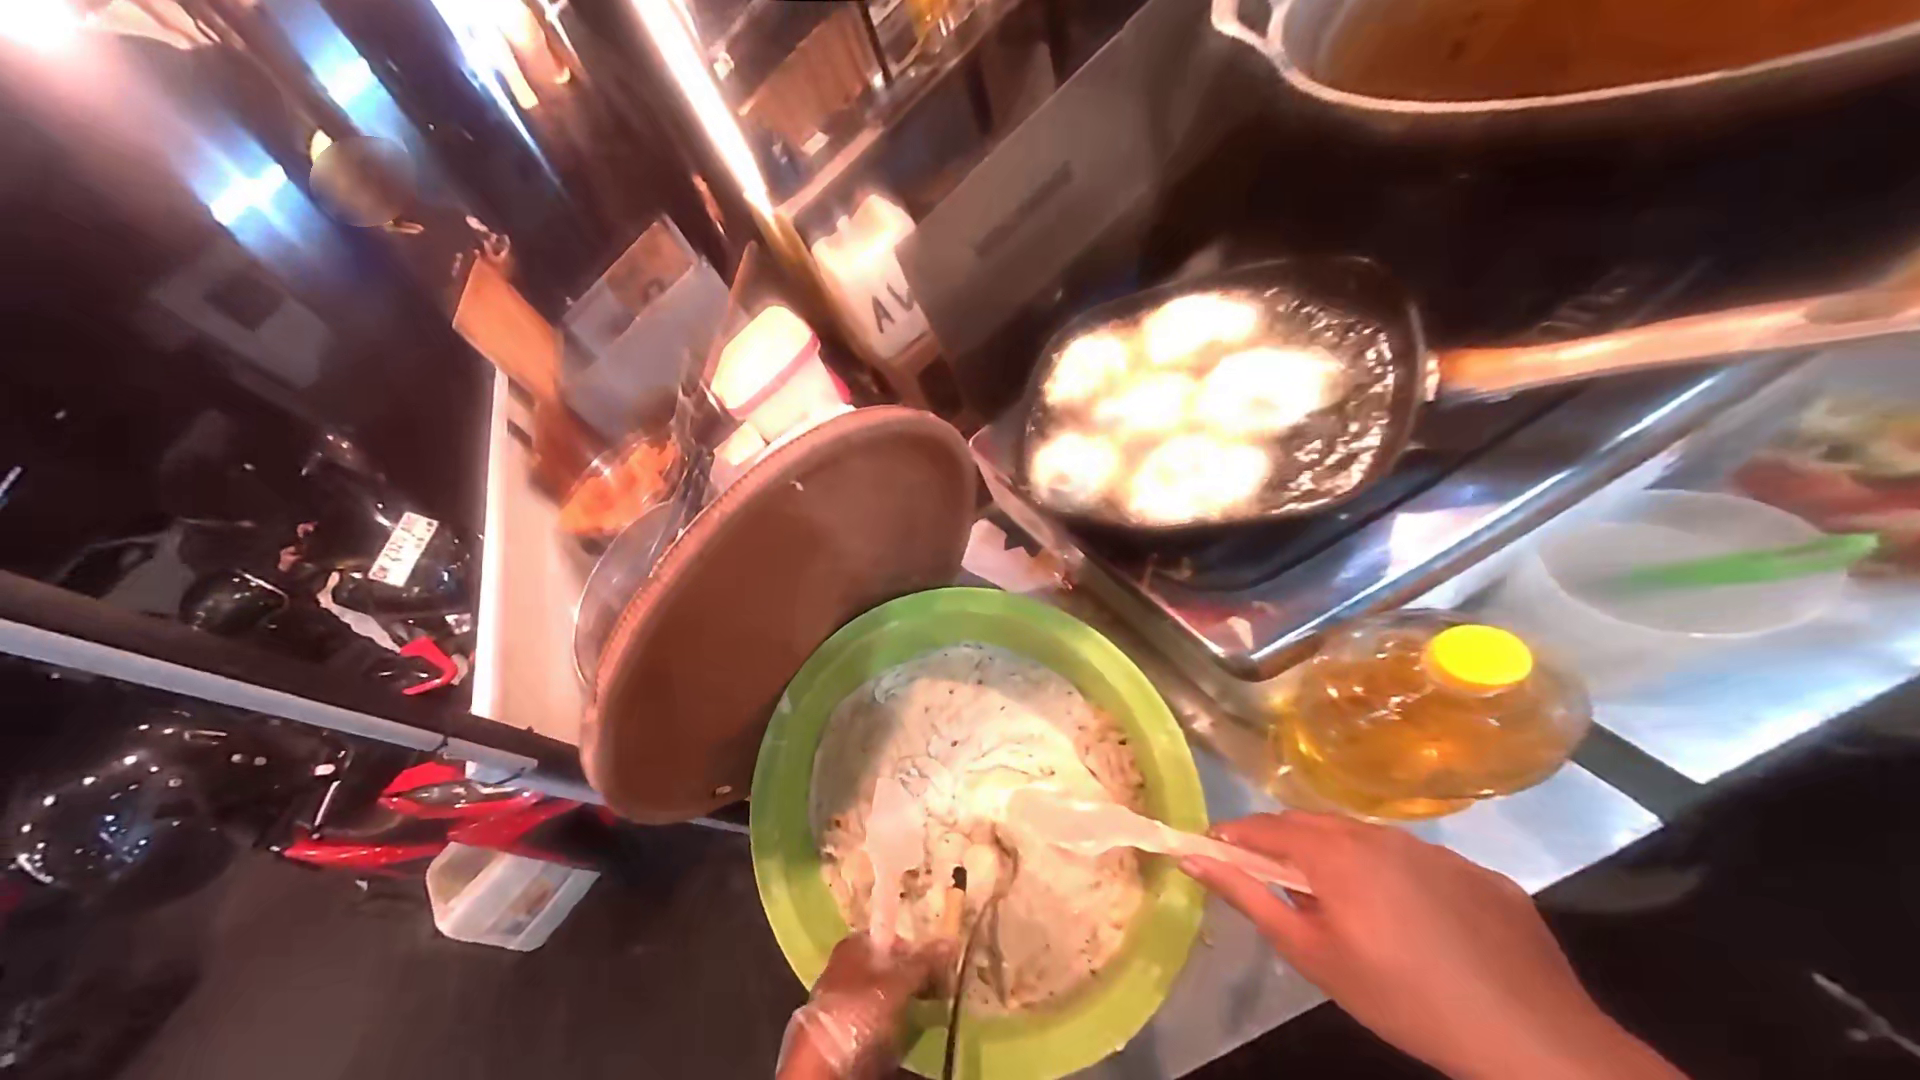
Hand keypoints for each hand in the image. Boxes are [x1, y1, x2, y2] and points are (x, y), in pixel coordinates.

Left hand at [777, 934, 947, 1079]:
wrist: (823, 1068)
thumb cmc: (858, 1010)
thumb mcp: (897, 983)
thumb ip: (924, 962)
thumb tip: (951, 941)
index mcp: (852, 947)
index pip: (889, 935)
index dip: (913, 945)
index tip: (937, 958)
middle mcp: (847, 970)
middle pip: (889, 968)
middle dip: (916, 977)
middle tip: (942, 987)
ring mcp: (846, 1004)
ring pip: (887, 997)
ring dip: (910, 1004)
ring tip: (935, 1011)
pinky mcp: (849, 1034)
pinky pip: (881, 1024)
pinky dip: (898, 1027)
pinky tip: (915, 1034)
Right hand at [1182, 813, 1683, 1079]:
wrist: (1533, 1041)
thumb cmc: (1400, 998)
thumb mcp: (1311, 955)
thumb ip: (1247, 897)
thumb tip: (1193, 857)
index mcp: (1336, 852)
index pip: (1266, 827)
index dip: (1235, 835)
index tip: (1216, 849)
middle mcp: (1381, 835)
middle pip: (1313, 825)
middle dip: (1282, 842)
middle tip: (1272, 880)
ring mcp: (1436, 850)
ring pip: (1366, 838)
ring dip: (1338, 855)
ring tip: (1339, 900)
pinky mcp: (1480, 873)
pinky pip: (1418, 861)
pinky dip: (1394, 875)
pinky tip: (1411, 920)